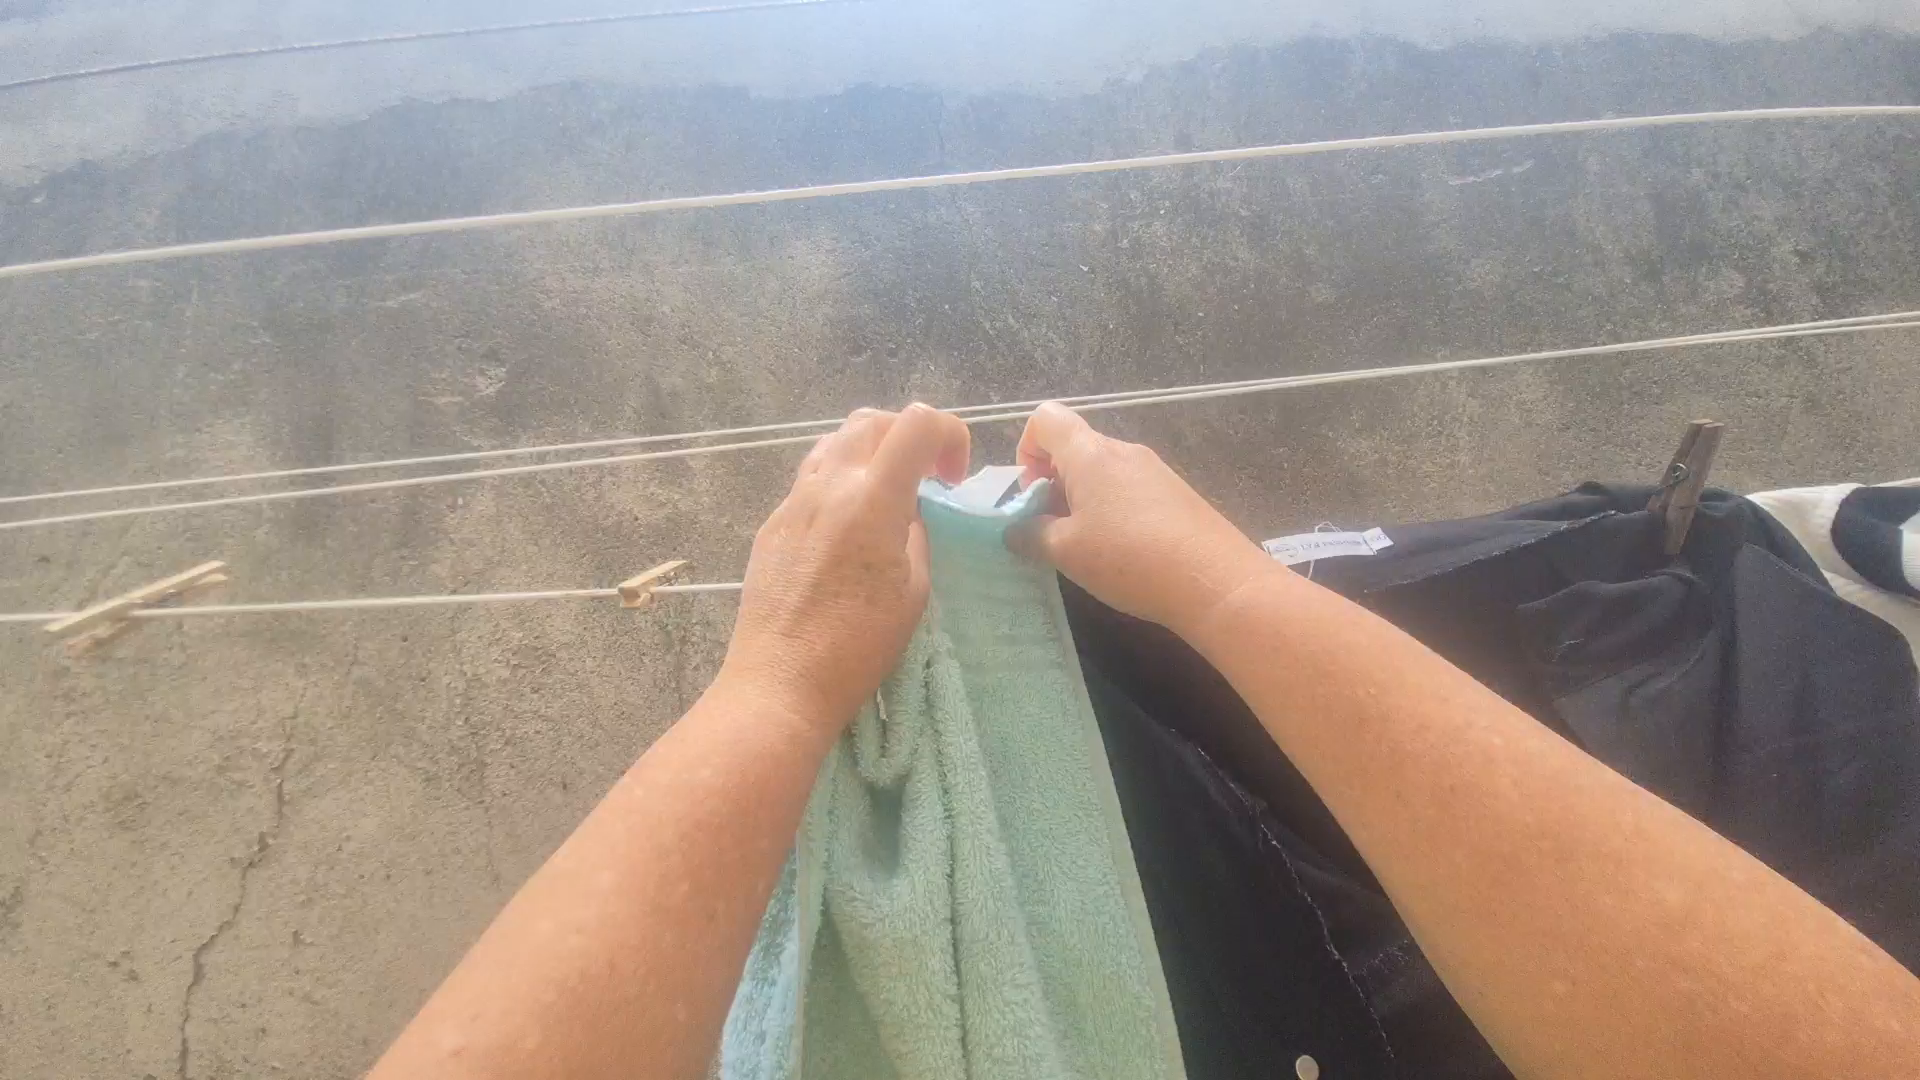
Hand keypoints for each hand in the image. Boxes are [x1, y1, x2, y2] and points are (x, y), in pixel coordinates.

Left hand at [719, 404, 970, 732]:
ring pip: (836, 441)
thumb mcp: (914, 591)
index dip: (950, 435)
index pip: (918, 423)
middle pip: (873, 420)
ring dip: (872, 452)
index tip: (954, 477)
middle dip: (910, 437)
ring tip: (887, 494)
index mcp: (872, 499)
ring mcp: (794, 500)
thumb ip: (917, 534)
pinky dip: (842, 480)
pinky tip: (848, 525)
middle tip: (927, 479)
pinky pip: (812, 478)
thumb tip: (911, 511)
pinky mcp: (773, 522)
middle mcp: (829, 484)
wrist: (780, 681)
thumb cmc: (858, 646)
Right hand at [1006, 403, 1273, 634]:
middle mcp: (1122, 451)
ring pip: (1100, 472)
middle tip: (1051, 531)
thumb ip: (1031, 534)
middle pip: (1073, 448)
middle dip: (1051, 484)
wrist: (1214, 581)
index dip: (1026, 450)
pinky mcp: (1175, 493)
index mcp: (1090, 455)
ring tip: (1085, 548)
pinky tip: (1120, 553)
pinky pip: (1128, 490)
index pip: (1045, 419)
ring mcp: (1153, 470)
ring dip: (1081, 502)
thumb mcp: (1066, 552)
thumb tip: (1015, 530)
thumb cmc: (1129, 559)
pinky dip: (1111, 511)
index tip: (1032, 495)